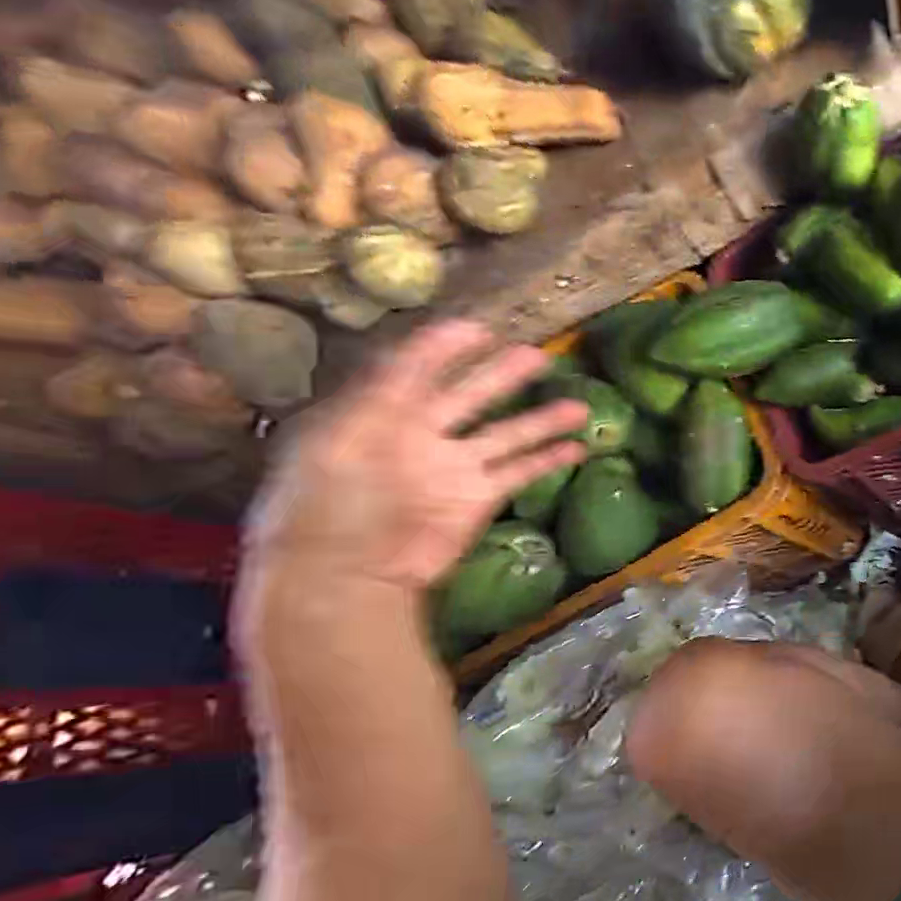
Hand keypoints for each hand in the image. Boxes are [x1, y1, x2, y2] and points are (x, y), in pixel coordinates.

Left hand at [245, 320, 588, 590]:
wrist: (344, 573)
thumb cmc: (323, 506)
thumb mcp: (334, 440)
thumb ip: (374, 399)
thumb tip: (407, 360)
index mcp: (382, 414)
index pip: (417, 369)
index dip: (444, 347)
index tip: (478, 327)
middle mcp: (424, 434)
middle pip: (472, 396)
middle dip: (503, 374)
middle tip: (539, 355)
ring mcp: (457, 467)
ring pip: (508, 434)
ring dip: (542, 419)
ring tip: (577, 405)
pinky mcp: (480, 497)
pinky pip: (520, 473)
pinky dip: (548, 461)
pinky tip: (577, 449)